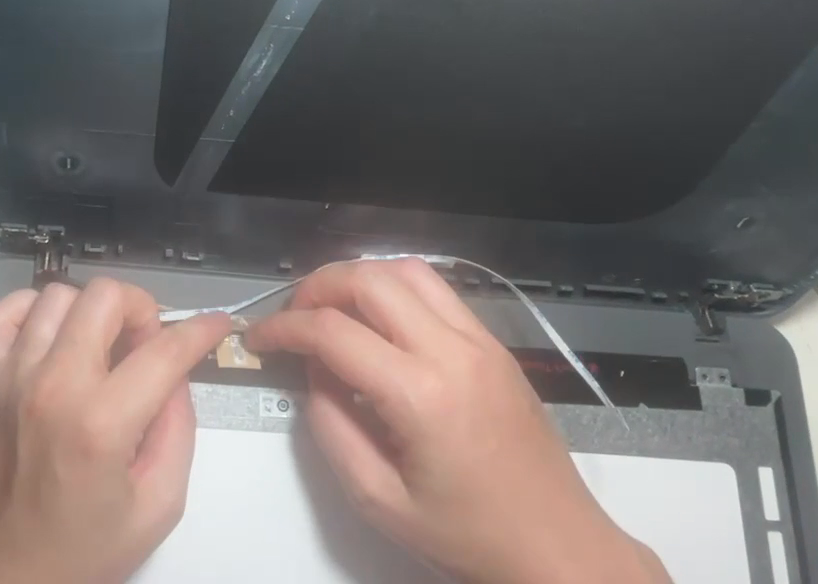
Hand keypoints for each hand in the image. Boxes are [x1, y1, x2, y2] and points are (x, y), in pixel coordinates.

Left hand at [0, 279, 231, 583]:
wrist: (0, 577)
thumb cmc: (80, 551)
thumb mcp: (156, 508)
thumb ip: (178, 431)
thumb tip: (176, 375)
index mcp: (101, 423)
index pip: (163, 350)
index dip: (200, 331)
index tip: (214, 324)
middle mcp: (53, 385)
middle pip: (105, 296)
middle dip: (140, 311)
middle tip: (144, 347)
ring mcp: (11, 376)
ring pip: (58, 294)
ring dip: (90, 311)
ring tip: (99, 346)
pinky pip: (3, 312)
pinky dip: (32, 311)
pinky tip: (52, 336)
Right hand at [246, 258, 670, 583]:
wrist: (560, 549)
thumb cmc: (466, 534)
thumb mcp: (378, 500)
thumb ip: (331, 427)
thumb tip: (314, 370)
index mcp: (421, 396)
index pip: (333, 331)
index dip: (283, 327)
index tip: (257, 338)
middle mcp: (452, 350)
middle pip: (369, 279)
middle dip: (317, 286)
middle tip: (292, 316)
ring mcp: (480, 339)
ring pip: (405, 268)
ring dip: (357, 277)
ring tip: (332, 308)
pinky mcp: (495, 342)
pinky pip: (436, 288)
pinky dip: (393, 286)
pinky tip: (377, 318)